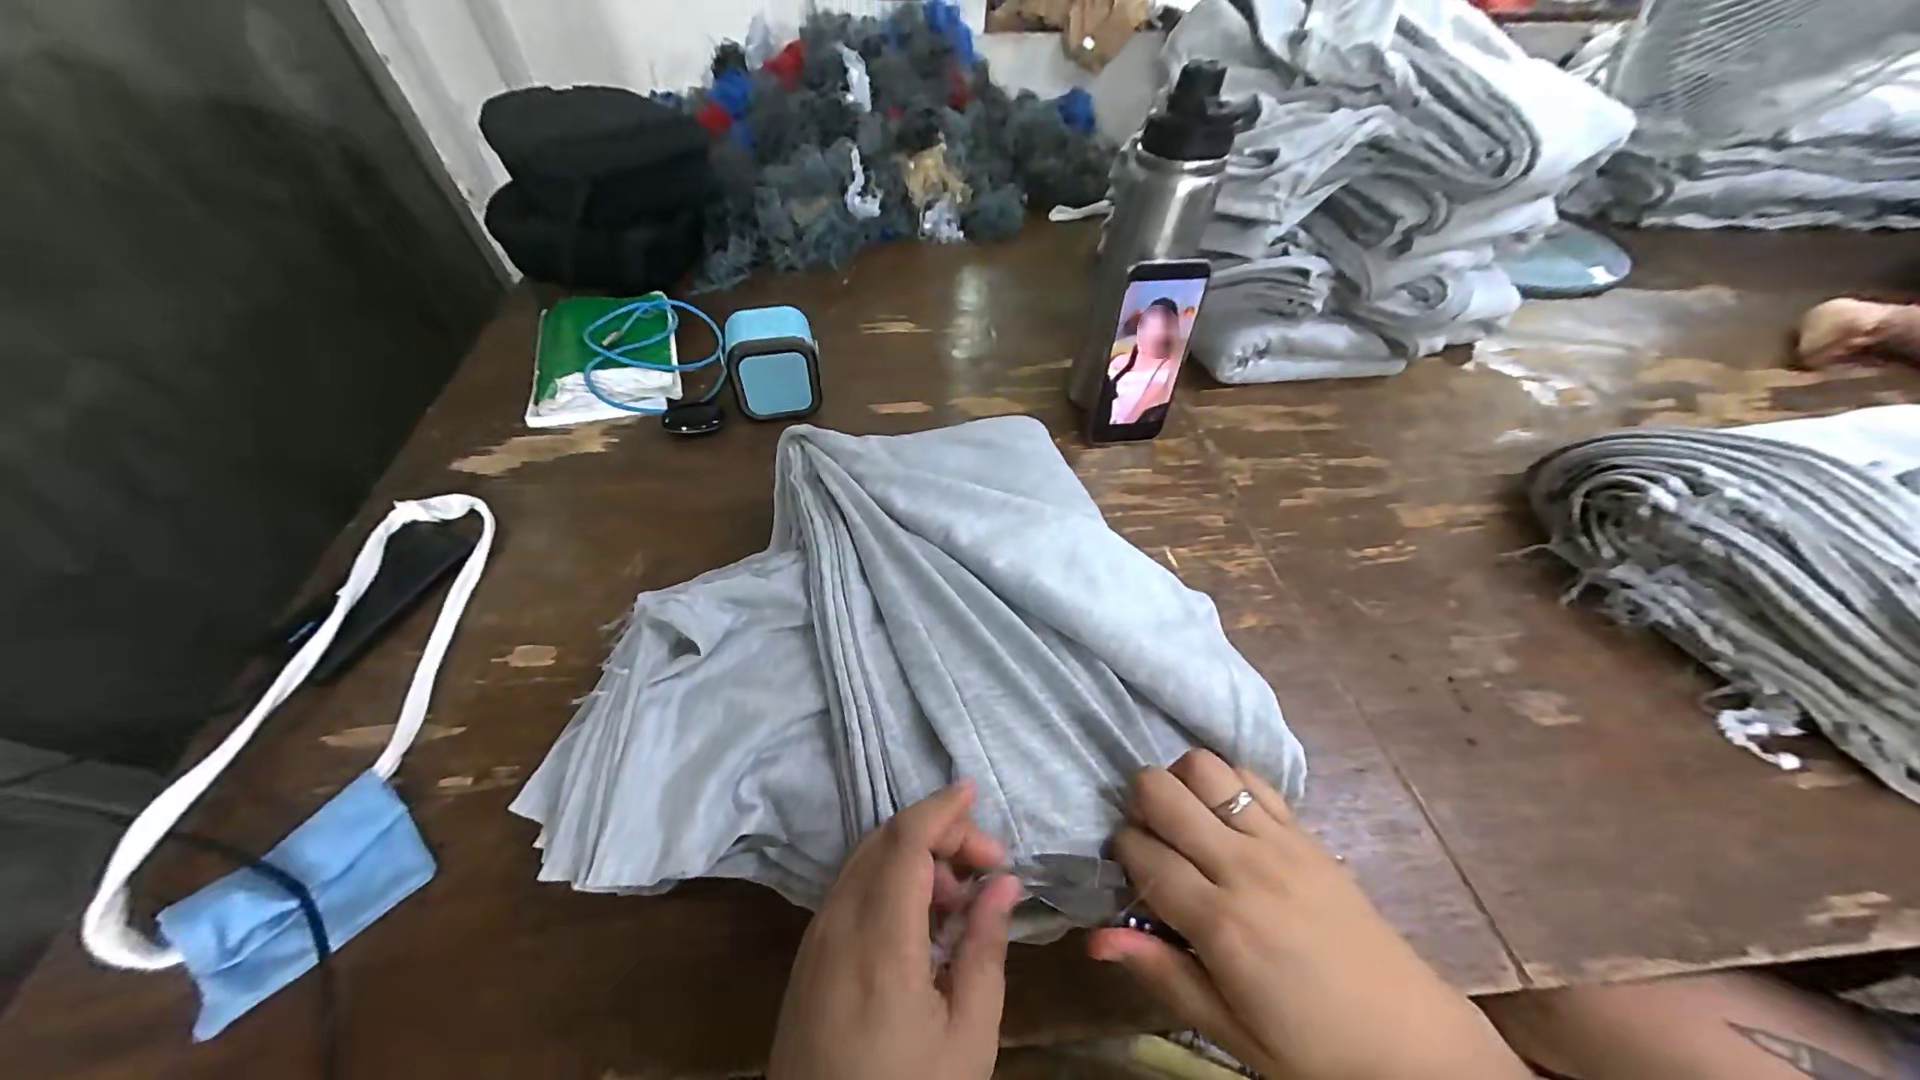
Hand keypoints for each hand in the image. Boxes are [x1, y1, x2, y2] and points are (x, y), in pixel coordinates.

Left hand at [768, 781, 1023, 1079]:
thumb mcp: (968, 1038)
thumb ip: (985, 949)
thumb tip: (1003, 884)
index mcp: (879, 941)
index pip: (906, 840)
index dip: (942, 807)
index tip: (976, 794)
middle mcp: (837, 924)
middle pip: (885, 840)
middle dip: (938, 832)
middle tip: (987, 864)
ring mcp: (815, 937)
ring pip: (866, 859)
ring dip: (915, 856)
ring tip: (960, 898)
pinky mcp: (808, 954)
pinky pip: (851, 888)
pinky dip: (890, 879)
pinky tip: (921, 917)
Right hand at [1089, 750, 1530, 1079]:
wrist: (1415, 1046)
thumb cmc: (1312, 1050)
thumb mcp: (1230, 1031)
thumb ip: (1162, 974)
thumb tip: (1096, 939)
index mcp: (1221, 923)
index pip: (1142, 853)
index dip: (1121, 850)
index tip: (1126, 868)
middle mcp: (1244, 866)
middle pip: (1163, 792)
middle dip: (1139, 803)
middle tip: (1151, 837)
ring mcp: (1279, 842)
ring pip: (1205, 767)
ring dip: (1181, 782)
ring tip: (1186, 819)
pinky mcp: (1306, 834)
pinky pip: (1252, 779)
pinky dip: (1226, 782)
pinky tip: (1226, 815)